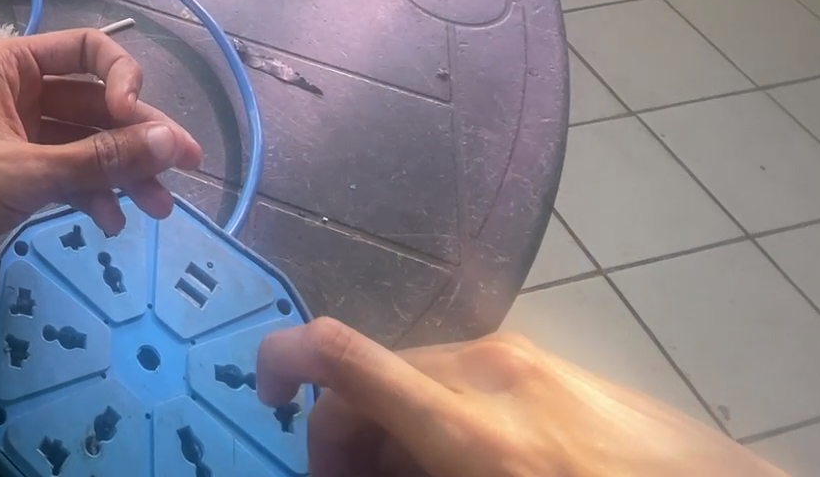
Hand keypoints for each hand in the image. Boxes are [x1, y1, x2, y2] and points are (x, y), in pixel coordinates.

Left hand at [0, 28, 203, 298]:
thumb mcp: (22, 172)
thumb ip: (98, 160)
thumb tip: (173, 141)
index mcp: (11, 66)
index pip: (87, 50)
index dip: (123, 79)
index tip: (140, 121)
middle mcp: (19, 91)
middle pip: (94, 102)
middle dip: (136, 136)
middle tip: (184, 170)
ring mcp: (19, 134)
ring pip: (86, 142)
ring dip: (121, 171)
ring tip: (158, 210)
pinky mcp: (17, 174)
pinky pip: (68, 173)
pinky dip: (92, 194)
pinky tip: (110, 223)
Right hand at [256, 318, 784, 475]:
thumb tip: (349, 463)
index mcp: (473, 434)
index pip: (338, 355)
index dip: (279, 359)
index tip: (265, 398)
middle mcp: (488, 375)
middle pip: (369, 371)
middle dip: (342, 430)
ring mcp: (527, 360)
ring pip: (413, 373)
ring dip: (392, 424)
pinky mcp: (555, 362)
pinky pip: (464, 378)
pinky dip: (439, 415)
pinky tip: (471, 463)